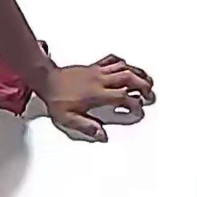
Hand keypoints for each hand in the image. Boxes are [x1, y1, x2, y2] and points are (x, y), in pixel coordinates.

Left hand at [31, 55, 155, 140]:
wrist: (46, 80)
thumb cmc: (56, 99)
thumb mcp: (68, 119)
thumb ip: (86, 127)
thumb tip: (102, 135)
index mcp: (96, 94)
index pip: (122, 97)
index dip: (134, 104)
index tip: (139, 111)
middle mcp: (100, 80)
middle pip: (129, 78)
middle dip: (144, 86)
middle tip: (150, 95)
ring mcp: (98, 71)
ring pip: (124, 67)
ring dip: (138, 73)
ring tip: (148, 80)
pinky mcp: (94, 66)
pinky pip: (112, 60)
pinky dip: (123, 62)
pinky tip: (127, 67)